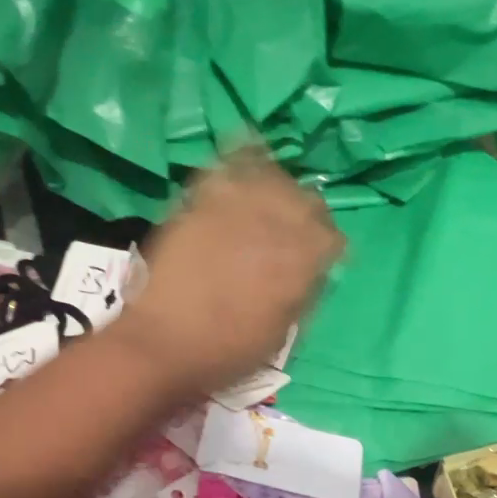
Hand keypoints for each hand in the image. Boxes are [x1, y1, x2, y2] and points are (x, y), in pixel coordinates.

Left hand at [124, 150, 341, 394]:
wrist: (164, 344)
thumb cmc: (227, 352)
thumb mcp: (281, 333)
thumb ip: (303, 294)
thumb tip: (314, 271)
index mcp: (299, 266)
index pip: (331, 238)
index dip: (332, 246)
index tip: (328, 255)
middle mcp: (273, 229)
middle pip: (305, 202)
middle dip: (309, 213)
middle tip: (302, 226)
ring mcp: (235, 211)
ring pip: (272, 179)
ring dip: (280, 185)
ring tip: (277, 193)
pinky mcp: (200, 203)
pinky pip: (227, 166)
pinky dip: (243, 154)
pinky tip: (249, 145)